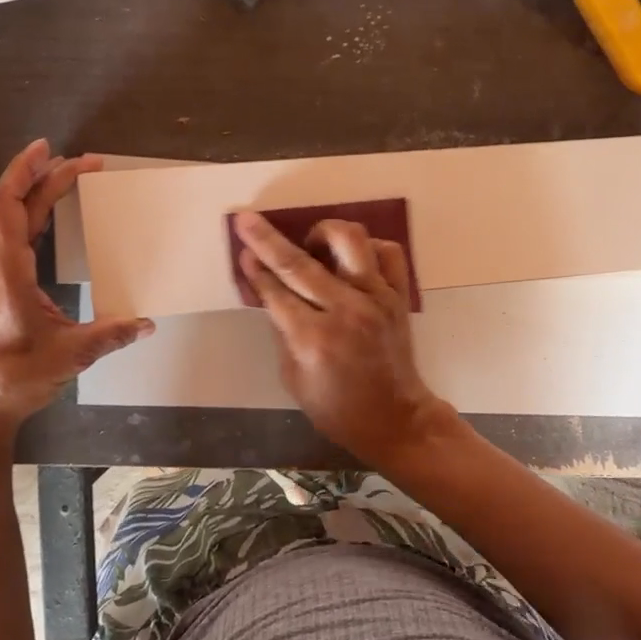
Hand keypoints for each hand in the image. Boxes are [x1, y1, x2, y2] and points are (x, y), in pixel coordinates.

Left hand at [0, 140, 154, 448]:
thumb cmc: (13, 378)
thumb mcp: (69, 356)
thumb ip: (110, 336)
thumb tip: (146, 324)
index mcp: (7, 272)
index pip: (9, 206)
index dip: (25, 171)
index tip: (50, 150)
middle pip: (13, 207)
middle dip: (45, 179)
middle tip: (82, 164)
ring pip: (9, 225)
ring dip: (36, 199)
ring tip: (65, 184)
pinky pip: (9, 243)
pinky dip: (31, 223)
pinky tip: (48, 229)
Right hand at [233, 212, 455, 463]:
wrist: (394, 419)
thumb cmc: (336, 408)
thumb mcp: (294, 377)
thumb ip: (282, 332)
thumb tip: (268, 294)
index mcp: (313, 338)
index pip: (276, 292)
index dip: (255, 270)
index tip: (242, 250)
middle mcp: (345, 311)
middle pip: (299, 263)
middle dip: (267, 240)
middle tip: (248, 220)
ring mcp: (377, 299)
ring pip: (351, 241)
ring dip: (324, 233)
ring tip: (312, 243)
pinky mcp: (398, 296)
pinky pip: (388, 253)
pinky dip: (367, 248)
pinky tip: (351, 258)